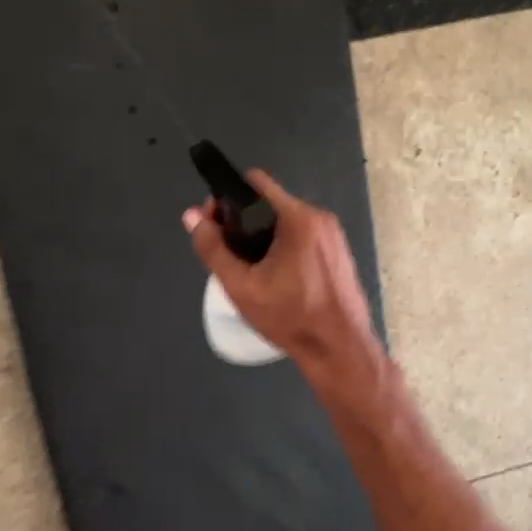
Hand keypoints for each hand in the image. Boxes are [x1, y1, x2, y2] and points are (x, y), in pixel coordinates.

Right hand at [183, 170, 380, 378]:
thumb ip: (213, 249)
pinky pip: (303, 237)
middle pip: (269, 203)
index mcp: (297, 218)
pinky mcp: (339, 251)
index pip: (256, 182)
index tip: (215, 223)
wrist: (339, 349)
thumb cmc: (290, 317)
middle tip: (227, 254)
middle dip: (242, 222)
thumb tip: (192, 217)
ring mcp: (333, 234)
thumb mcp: (241, 287)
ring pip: (285, 221)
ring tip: (248, 269)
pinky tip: (275, 277)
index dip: (227, 197)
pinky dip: (283, 247)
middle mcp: (319, 217)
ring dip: (262, 236)